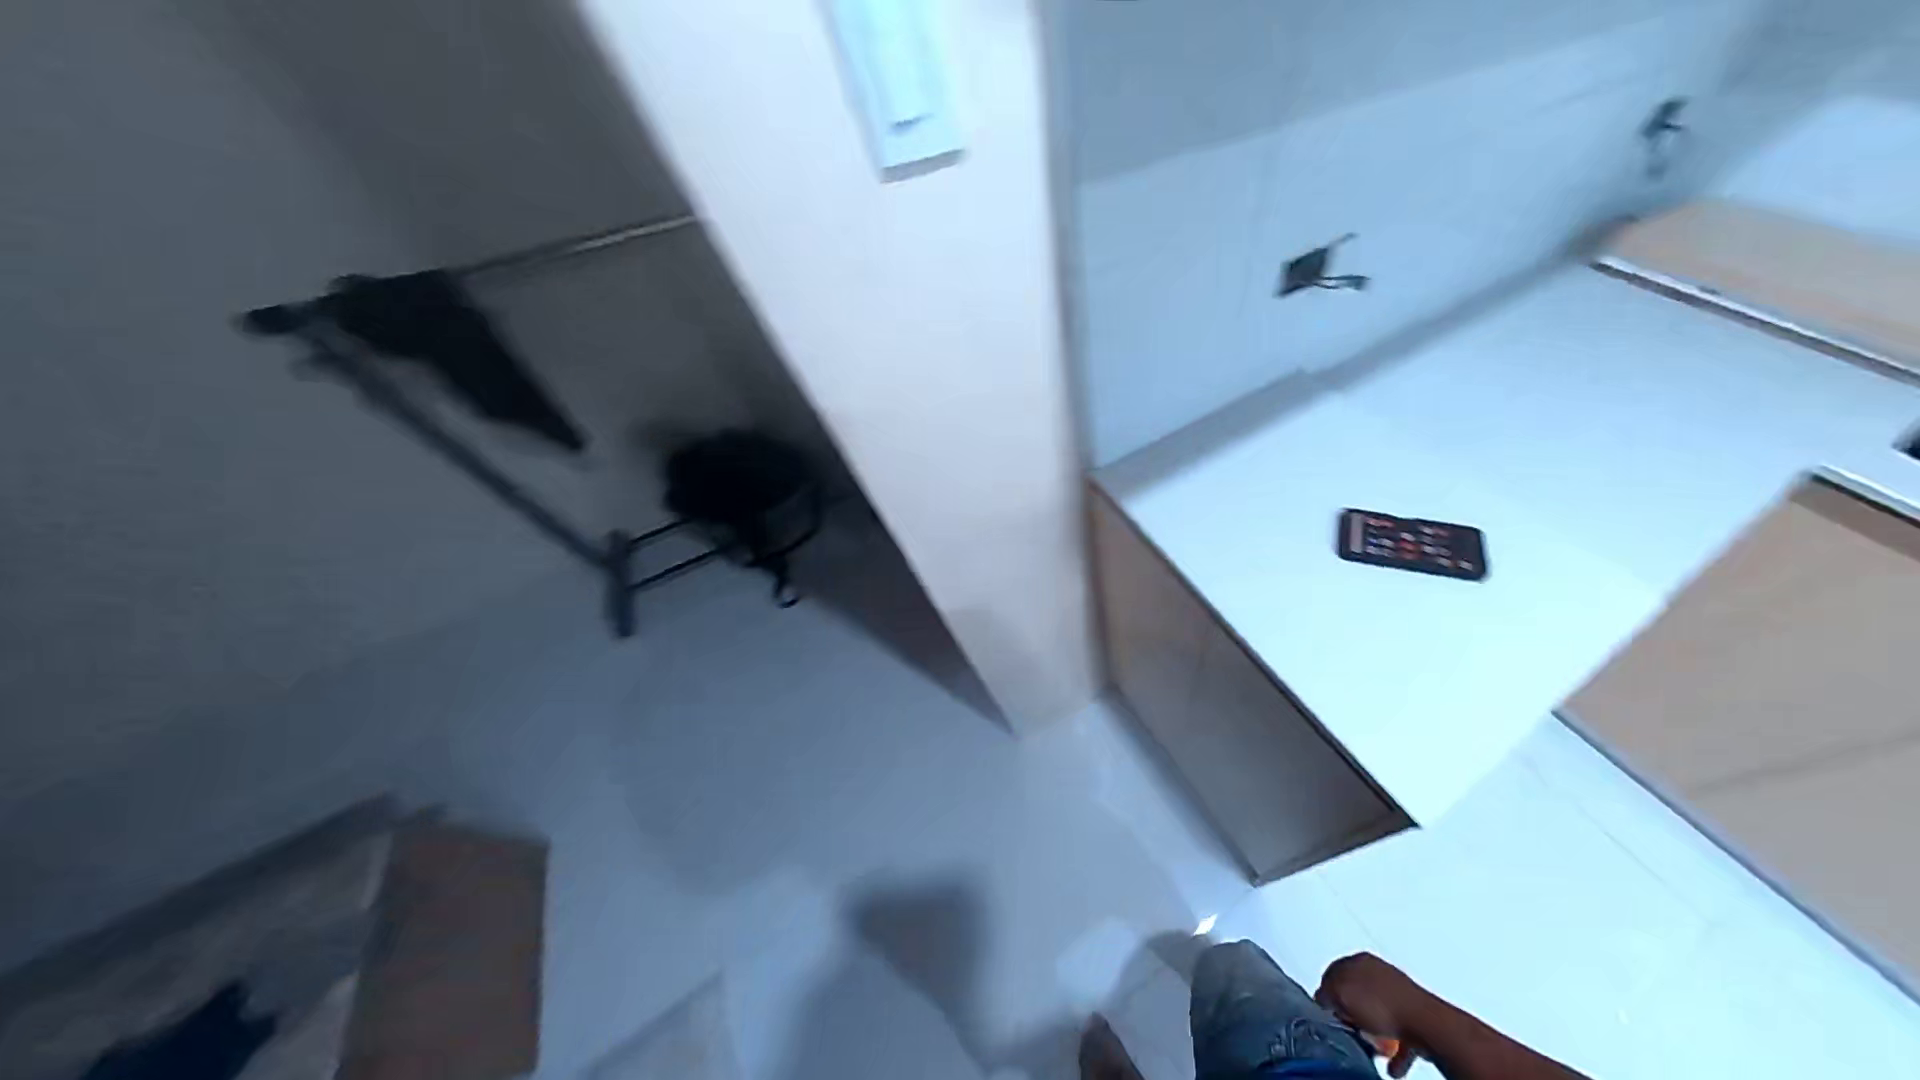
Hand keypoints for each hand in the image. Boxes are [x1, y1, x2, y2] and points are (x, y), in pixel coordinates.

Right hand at [1315, 953, 1437, 1077]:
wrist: (1425, 1024)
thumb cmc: (1384, 1006)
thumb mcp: (1340, 995)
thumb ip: (1326, 993)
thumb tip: (1323, 998)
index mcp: (1359, 959)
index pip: (1334, 972)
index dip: (1328, 993)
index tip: (1327, 1009)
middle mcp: (1379, 971)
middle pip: (1356, 992)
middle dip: (1352, 1012)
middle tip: (1348, 1026)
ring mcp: (1399, 991)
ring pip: (1378, 1013)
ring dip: (1373, 1030)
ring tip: (1369, 1045)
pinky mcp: (1416, 1014)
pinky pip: (1399, 1032)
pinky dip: (1394, 1048)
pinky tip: (1390, 1061)